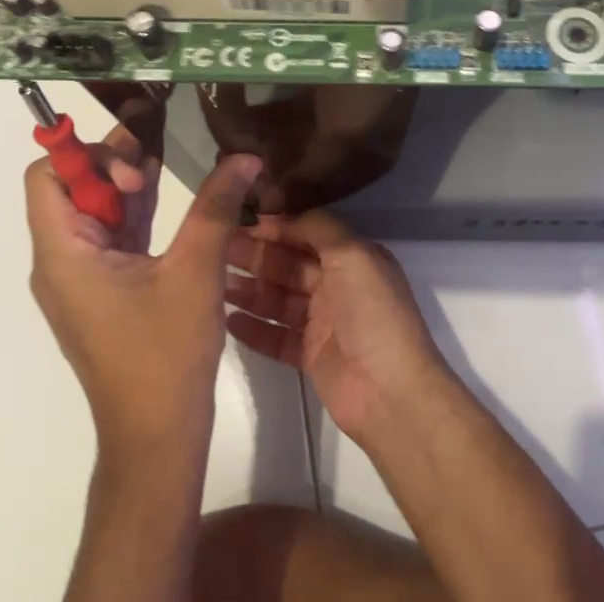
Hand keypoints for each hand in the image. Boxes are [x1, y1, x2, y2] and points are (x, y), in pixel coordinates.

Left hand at [26, 124, 261, 451]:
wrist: (155, 433)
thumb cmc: (165, 353)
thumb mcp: (194, 271)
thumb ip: (216, 207)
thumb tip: (245, 156)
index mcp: (63, 254)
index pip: (47, 177)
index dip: (89, 158)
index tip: (137, 171)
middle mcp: (61, 263)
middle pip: (71, 191)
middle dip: (112, 161)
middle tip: (156, 140)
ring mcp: (81, 280)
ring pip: (93, 214)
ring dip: (125, 186)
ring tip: (164, 152)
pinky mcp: (102, 294)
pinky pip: (110, 241)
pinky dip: (134, 215)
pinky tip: (168, 197)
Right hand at [223, 211, 453, 445]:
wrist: (389, 390)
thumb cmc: (373, 314)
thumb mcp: (353, 256)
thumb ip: (319, 228)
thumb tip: (284, 213)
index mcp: (353, 259)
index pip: (307, 234)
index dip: (274, 227)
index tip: (236, 220)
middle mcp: (338, 286)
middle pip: (289, 265)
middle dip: (255, 256)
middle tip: (215, 250)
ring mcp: (324, 322)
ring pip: (279, 299)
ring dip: (249, 291)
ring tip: (214, 284)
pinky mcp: (310, 355)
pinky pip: (276, 336)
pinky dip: (254, 328)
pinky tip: (227, 321)